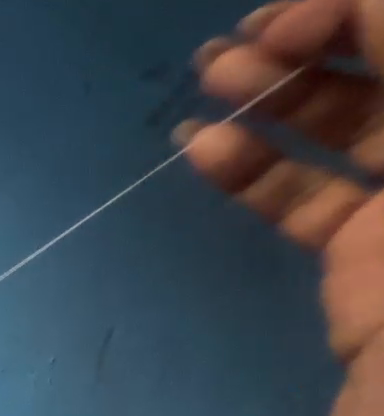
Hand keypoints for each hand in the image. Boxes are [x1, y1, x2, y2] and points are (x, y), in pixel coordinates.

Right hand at [183, 0, 383, 363]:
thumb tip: (344, 1)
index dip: (359, 6)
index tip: (295, 17)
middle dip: (312, 38)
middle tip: (240, 38)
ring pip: (343, 122)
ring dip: (269, 97)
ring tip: (207, 76)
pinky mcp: (363, 242)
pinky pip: (303, 197)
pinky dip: (249, 172)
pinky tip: (201, 148)